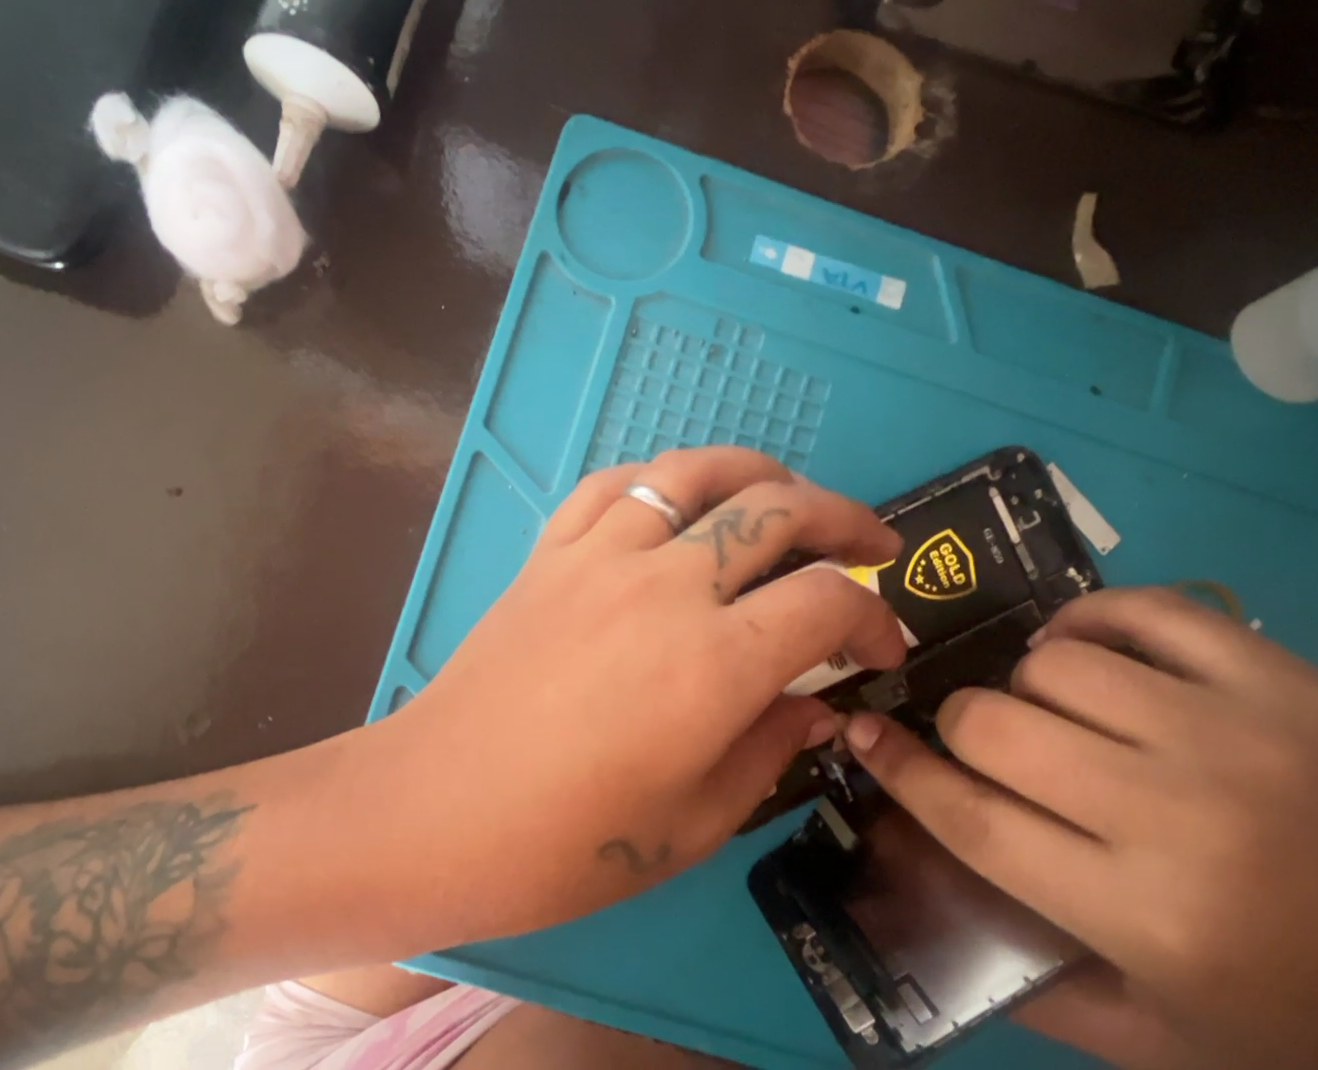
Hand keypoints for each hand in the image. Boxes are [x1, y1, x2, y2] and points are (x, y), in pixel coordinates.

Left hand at [360, 447, 904, 943]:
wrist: (434, 812)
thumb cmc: (565, 845)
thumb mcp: (693, 825)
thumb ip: (769, 752)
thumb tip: (819, 708)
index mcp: (715, 664)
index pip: (828, 603)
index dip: (875, 619)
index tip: (884, 649)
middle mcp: (666, 587)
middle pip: (779, 510)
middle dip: (844, 521)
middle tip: (870, 550)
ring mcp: (601, 557)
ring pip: (697, 472)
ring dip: (760, 473)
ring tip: (788, 497)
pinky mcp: (550, 553)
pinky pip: (616, 485)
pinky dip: (663, 479)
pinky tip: (680, 501)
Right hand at [844, 588, 1317, 1069]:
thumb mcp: (1171, 1044)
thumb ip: (1042, 991)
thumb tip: (939, 915)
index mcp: (1139, 913)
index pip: (969, 815)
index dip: (897, 767)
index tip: (859, 732)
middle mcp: (1173, 812)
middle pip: (996, 725)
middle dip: (962, 729)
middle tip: (983, 749)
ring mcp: (1233, 732)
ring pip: (1056, 662)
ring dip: (1028, 685)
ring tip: (1050, 711)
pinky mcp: (1286, 681)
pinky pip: (1147, 610)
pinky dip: (1092, 618)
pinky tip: (1085, 647)